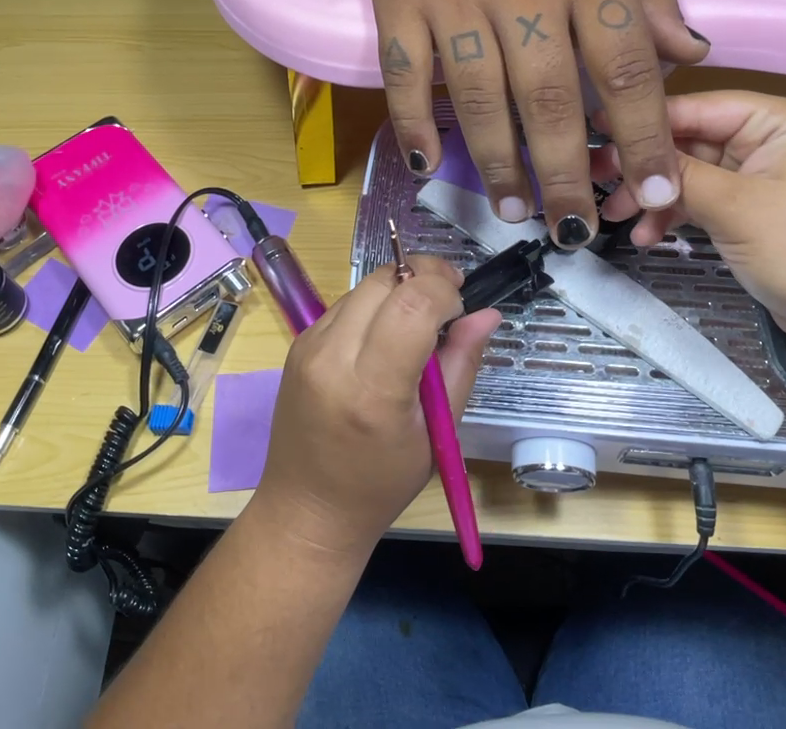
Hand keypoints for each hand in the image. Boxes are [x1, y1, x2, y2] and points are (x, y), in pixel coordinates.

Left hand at [253, 256, 500, 556]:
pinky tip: (386, 337)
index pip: (412, 303)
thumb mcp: (436, 433)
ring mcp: (308, 347)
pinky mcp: (298, 344)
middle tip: (450, 302)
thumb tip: (487, 313)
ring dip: (398, 291)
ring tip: (419, 324)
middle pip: (385, 282)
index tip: (462, 306)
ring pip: (363, 287)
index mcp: (373, 389)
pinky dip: (374, 307)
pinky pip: (344, 305)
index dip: (444, 290)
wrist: (308, 508)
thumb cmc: (380, 484)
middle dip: (424, 277)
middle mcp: (333, 358)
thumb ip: (461, 365)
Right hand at [366, 0, 708, 248]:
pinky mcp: (398, 4)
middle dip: (568, 174)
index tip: (657, 193)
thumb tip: (690, 55)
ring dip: (497, 165)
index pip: (625, 65)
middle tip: (575, 232)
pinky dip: (414, 124)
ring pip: (478, 98)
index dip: (644, 136)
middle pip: (549, 98)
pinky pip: (405, 76)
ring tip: (516, 211)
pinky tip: (427, 165)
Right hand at [599, 91, 785, 343]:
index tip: (593, 135)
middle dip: (645, 169)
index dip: (644, 121)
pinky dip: (675, 216)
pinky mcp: (753, 207)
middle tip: (598, 185)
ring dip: (655, 197)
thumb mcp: (736, 208)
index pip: (698, 107)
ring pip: (690, 173)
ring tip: (617, 219)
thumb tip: (620, 156)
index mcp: (780, 120)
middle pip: (689, 141)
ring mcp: (761, 174)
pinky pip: (702, 199)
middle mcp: (771, 138)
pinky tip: (648, 236)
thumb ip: (678, 176)